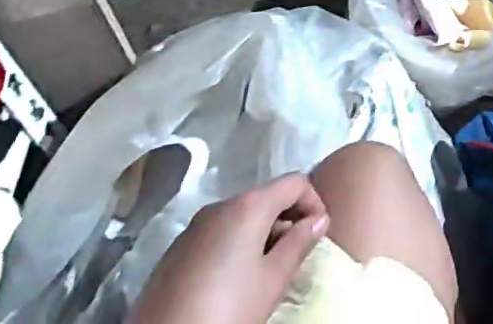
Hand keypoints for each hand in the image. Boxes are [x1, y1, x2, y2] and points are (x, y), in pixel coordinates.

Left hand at [131, 173, 329, 323]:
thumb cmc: (225, 312)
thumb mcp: (273, 281)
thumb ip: (300, 242)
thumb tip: (318, 220)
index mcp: (248, 205)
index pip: (296, 182)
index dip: (314, 202)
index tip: (318, 234)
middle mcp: (220, 205)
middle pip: (267, 196)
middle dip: (288, 218)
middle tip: (296, 253)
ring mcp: (193, 228)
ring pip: (242, 215)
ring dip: (263, 232)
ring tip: (266, 269)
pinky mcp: (174, 252)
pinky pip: (218, 233)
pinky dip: (236, 244)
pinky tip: (233, 280)